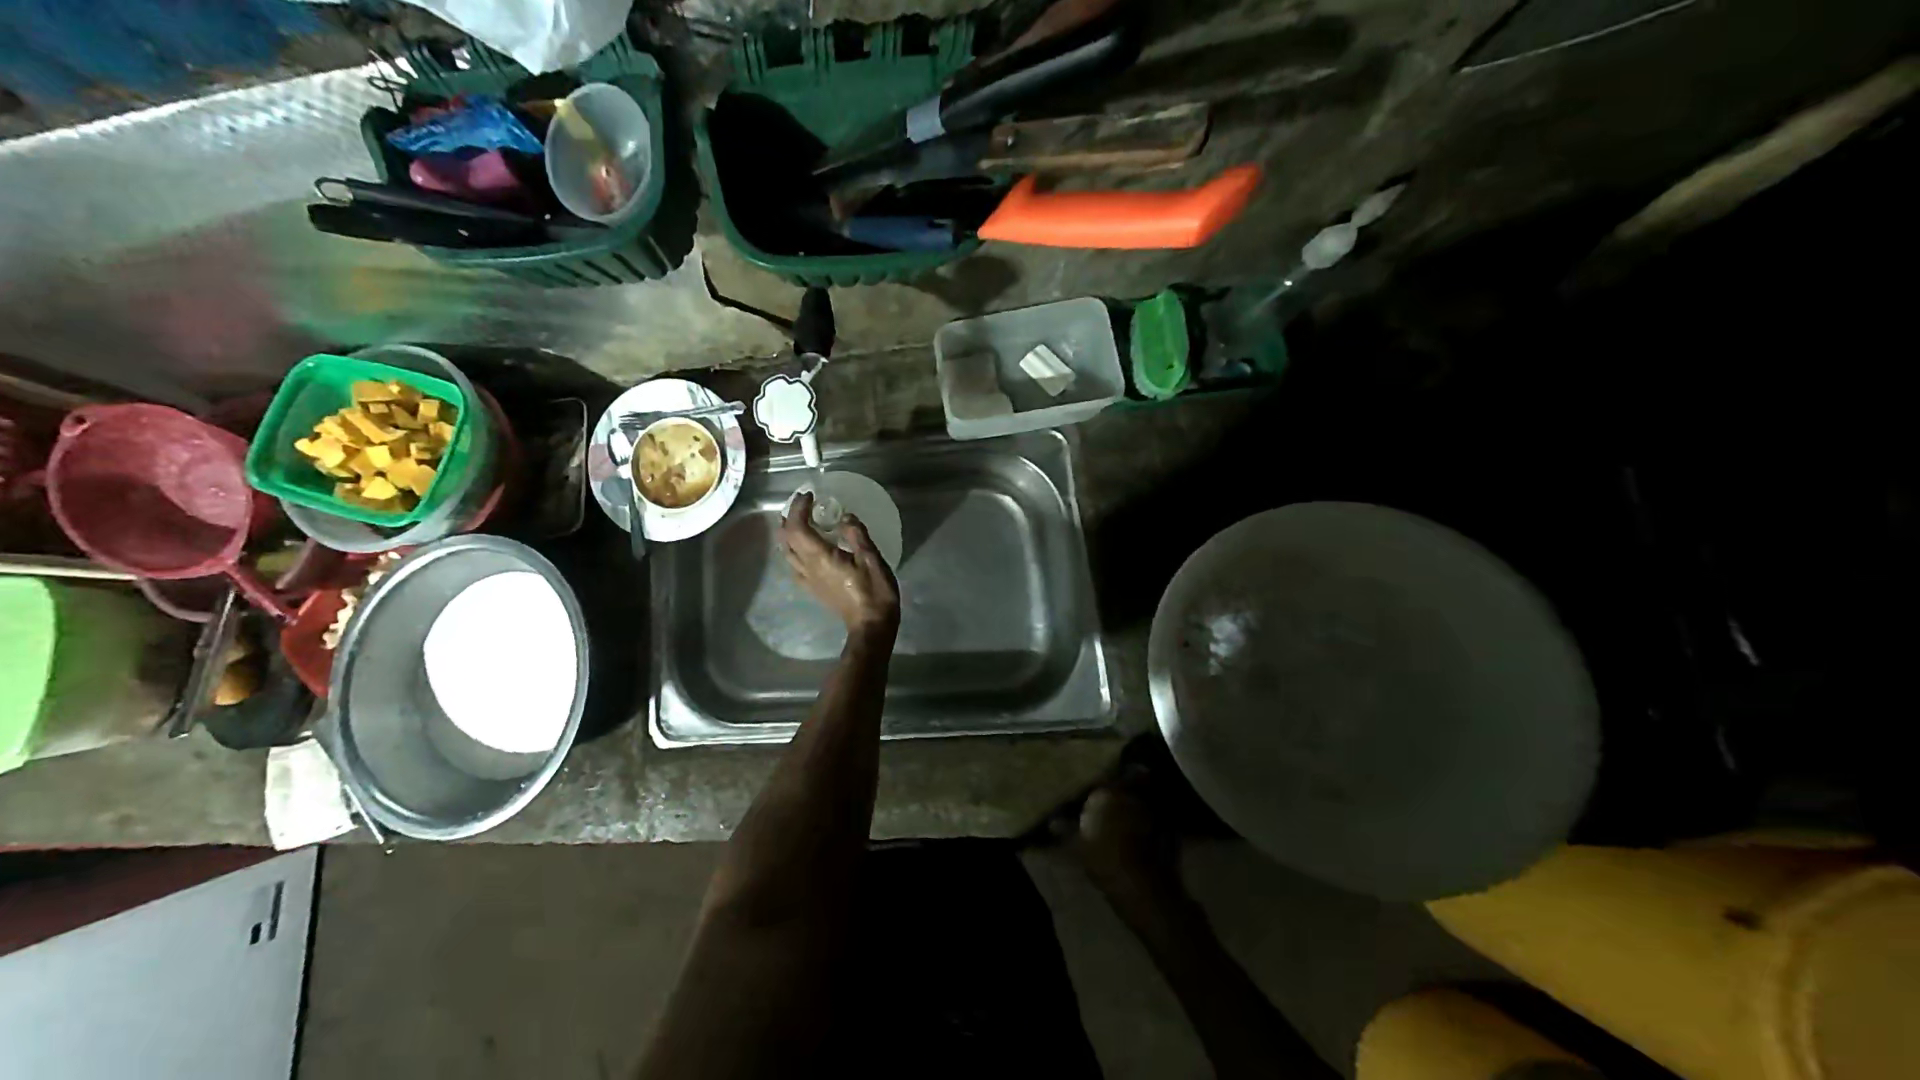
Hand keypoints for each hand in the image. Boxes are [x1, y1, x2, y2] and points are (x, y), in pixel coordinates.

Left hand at [781, 492, 899, 638]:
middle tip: (803, 504)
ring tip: (801, 520)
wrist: (870, 626)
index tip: (809, 495)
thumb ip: (856, 535)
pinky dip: (794, 549)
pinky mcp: (813, 588)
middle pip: (786, 539)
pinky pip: (794, 564)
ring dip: (789, 533)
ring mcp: (807, 580)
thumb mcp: (871, 559)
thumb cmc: (874, 593)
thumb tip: (845, 516)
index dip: (799, 508)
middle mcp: (807, 568)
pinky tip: (806, 547)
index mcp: (820, 558)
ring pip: (787, 552)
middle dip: (790, 517)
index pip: (797, 527)